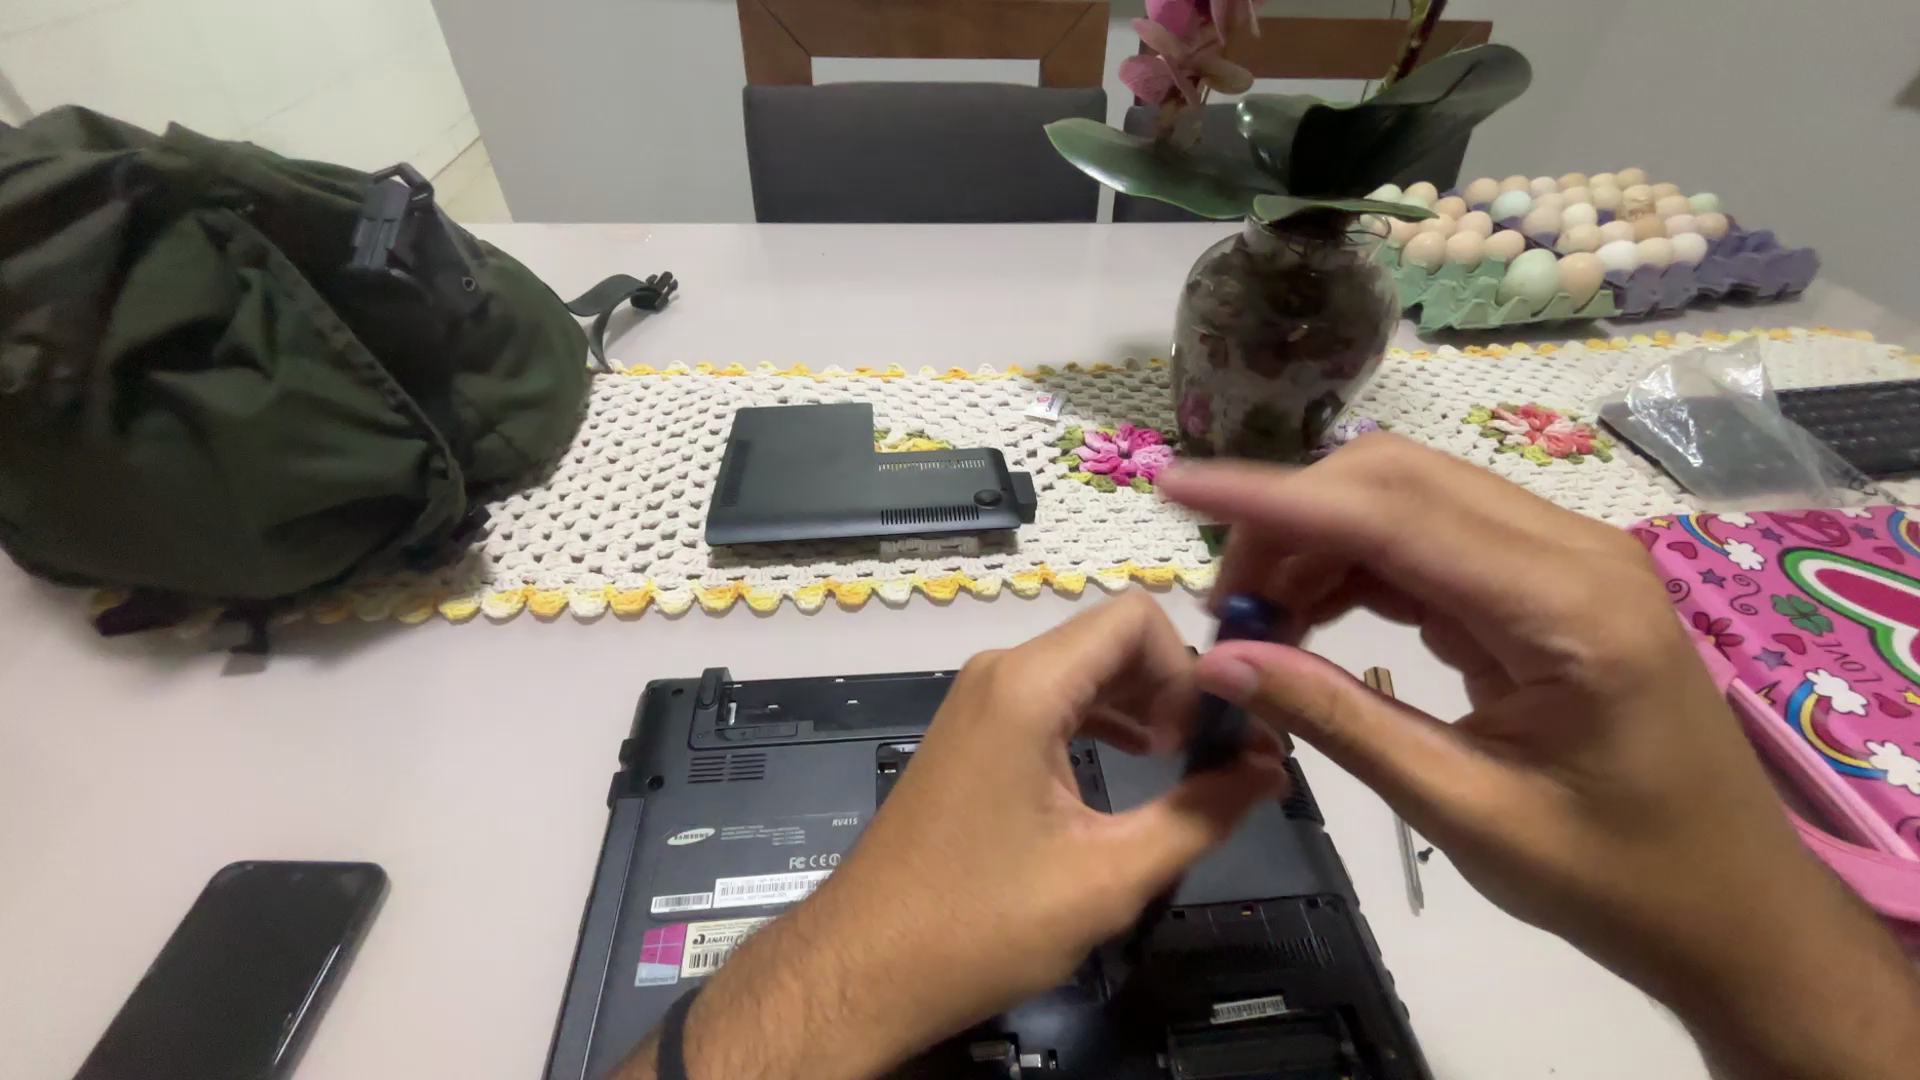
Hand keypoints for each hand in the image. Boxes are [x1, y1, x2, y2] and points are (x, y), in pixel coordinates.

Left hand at [626, 593, 1285, 1079]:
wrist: (866, 960)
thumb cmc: (981, 923)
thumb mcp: (1109, 876)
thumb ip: (1201, 814)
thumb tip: (1270, 770)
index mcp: (1029, 686)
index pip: (1134, 617)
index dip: (1188, 667)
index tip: (1208, 739)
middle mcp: (1002, 671)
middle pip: (1111, 639)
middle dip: (1172, 688)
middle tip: (1210, 760)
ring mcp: (982, 696)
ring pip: (1084, 666)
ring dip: (1140, 703)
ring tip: (1179, 766)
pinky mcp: (976, 725)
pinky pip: (1053, 695)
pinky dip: (1101, 717)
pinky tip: (1132, 763)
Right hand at [1159, 434, 1919, 1079]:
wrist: (1734, 910)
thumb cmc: (1614, 877)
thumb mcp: (1461, 810)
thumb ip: (1335, 721)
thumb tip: (1218, 662)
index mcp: (1565, 608)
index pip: (1388, 513)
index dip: (1270, 498)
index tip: (1179, 488)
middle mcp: (1564, 550)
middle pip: (1388, 479)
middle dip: (1282, 521)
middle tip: (1224, 606)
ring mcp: (1550, 556)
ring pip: (1392, 499)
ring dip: (1306, 544)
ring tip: (1255, 622)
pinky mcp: (1526, 577)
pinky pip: (1410, 540)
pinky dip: (1340, 567)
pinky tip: (1304, 619)